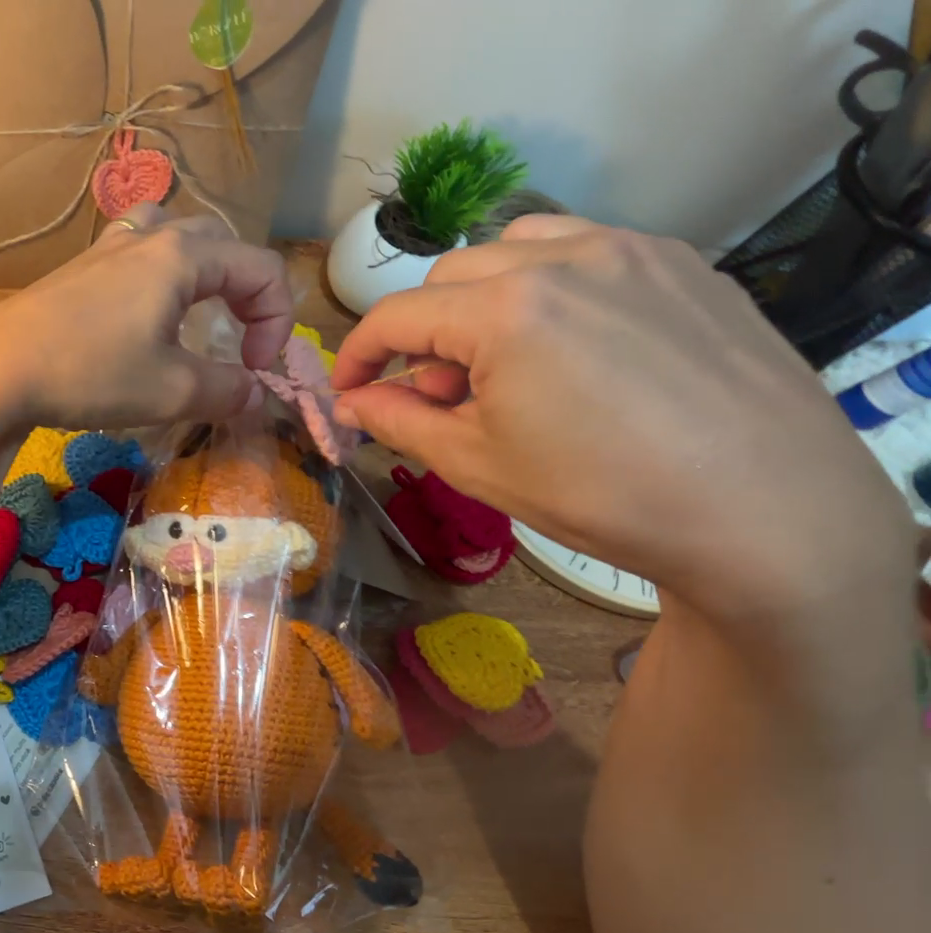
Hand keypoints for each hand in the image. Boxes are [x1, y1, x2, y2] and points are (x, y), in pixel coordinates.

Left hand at [0, 204, 293, 433]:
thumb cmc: (90, 373)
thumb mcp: (171, 392)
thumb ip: (226, 391)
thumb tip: (255, 396)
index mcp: (182, 256)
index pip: (261, 269)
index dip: (276, 323)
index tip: (252, 373)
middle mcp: (145, 239)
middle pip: (217, 241)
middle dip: (241, 290)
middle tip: (231, 338)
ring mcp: (102, 251)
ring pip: (167, 234)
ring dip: (194, 268)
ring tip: (188, 309)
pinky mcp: (72, 274)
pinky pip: (129, 256)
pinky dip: (151, 278)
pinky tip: (133, 318)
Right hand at [330, 215, 911, 617]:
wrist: (763, 507)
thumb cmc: (599, 493)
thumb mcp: (473, 463)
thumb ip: (397, 420)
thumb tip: (350, 402)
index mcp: (504, 309)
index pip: (395, 315)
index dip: (357, 355)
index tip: (347, 392)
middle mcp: (565, 257)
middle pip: (451, 275)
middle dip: (423, 331)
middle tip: (436, 393)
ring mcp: (633, 252)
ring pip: (518, 247)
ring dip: (483, 295)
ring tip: (501, 357)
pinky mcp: (684, 266)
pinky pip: (590, 251)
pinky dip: (551, 285)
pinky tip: (571, 345)